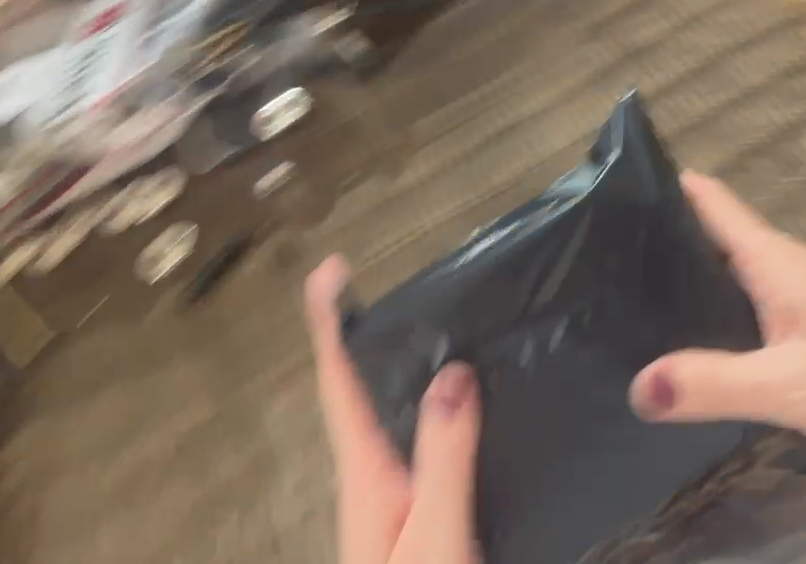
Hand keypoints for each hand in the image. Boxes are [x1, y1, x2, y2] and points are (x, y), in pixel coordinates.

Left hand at [305, 255, 482, 563]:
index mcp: (367, 474)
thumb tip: (453, 369)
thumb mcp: (433, 538)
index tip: (330, 269)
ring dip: (409, 369)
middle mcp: (375, 479)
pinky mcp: (421, 516)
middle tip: (405, 287)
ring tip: (444, 327)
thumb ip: (443, 457)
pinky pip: (430, 443)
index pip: (341, 384)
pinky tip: (475, 405)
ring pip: (399, 417)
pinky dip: (444, 409)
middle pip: (366, 393)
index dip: (329, 325)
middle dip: (371, 336)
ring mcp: (396, 501)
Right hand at [629, 173, 805, 465]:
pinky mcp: (797, 319)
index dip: (663, 184)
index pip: (708, 199)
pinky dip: (704, 302)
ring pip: (720, 265)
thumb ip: (713, 383)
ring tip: (620, 285)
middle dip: (656, 231)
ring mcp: (789, 290)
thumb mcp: (788, 388)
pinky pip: (736, 296)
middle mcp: (777, 263)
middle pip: (706, 230)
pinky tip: (678, 331)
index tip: (609, 185)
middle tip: (596, 245)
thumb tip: (635, 386)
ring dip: (678, 269)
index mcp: (771, 259)